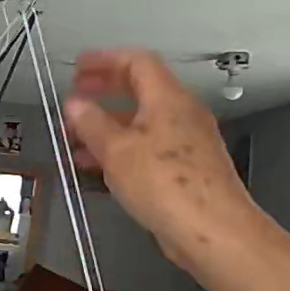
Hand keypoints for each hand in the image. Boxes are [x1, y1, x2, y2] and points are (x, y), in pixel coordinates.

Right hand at [62, 49, 266, 269]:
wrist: (212, 230)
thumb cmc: (171, 186)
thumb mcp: (117, 150)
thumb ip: (92, 124)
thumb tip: (77, 105)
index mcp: (168, 98)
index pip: (137, 61)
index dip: (105, 60)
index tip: (82, 66)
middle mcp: (183, 113)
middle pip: (142, 89)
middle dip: (106, 91)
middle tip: (80, 94)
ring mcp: (189, 141)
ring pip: (144, 121)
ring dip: (111, 124)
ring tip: (80, 137)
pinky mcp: (190, 168)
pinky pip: (152, 146)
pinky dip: (125, 148)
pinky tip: (105, 166)